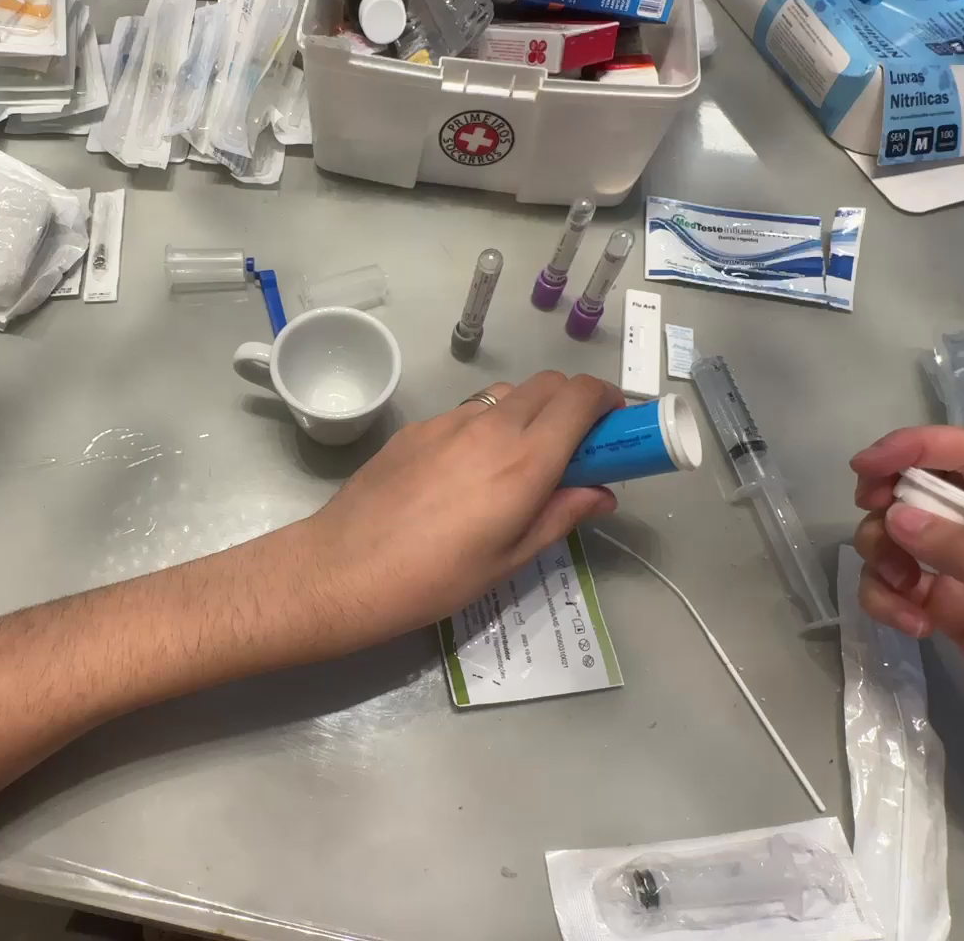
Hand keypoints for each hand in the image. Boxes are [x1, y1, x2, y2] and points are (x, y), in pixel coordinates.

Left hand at [290, 372, 621, 658]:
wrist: (345, 568)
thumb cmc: (435, 578)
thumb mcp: (510, 559)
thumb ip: (561, 515)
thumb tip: (601, 493)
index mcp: (524, 459)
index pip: (581, 397)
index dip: (609, 400)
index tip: (618, 425)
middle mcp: (489, 426)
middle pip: (547, 384)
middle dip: (573, 404)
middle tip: (576, 448)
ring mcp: (446, 421)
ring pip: (505, 395)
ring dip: (528, 412)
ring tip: (519, 460)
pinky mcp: (415, 428)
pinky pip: (466, 412)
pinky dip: (486, 424)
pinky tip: (467, 469)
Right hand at [849, 426, 963, 817]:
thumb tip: (896, 512)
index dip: (919, 448)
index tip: (864, 471)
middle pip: (930, 495)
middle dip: (890, 511)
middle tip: (878, 544)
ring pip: (907, 541)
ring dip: (884, 561)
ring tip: (901, 601)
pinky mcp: (960, 619)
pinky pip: (904, 588)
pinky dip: (889, 600)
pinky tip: (910, 629)